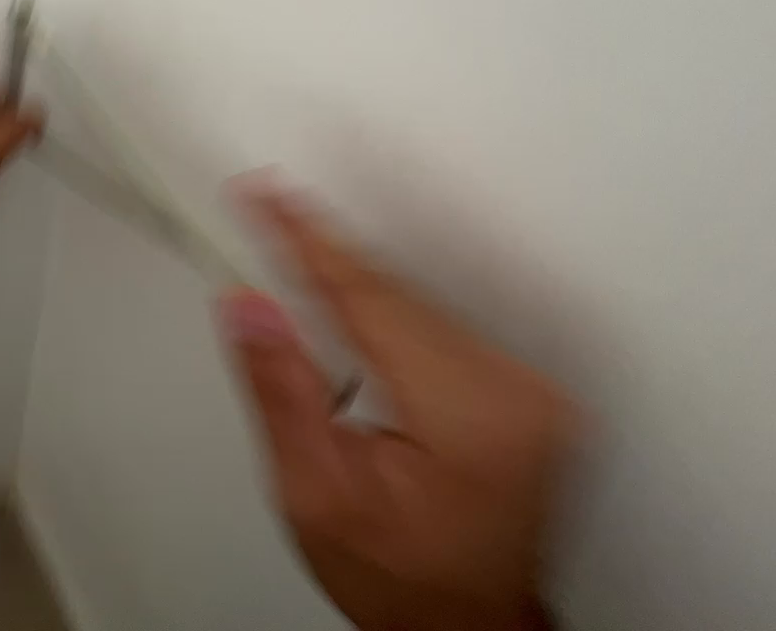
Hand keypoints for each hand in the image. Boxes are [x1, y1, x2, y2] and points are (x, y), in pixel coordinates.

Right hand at [218, 175, 578, 630]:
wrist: (465, 618)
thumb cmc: (398, 573)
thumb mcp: (315, 494)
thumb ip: (282, 392)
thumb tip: (249, 308)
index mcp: (464, 414)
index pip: (365, 296)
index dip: (304, 239)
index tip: (262, 197)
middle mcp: (512, 391)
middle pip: (395, 285)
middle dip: (324, 234)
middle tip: (267, 188)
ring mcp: (526, 385)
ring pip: (422, 286)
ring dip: (363, 237)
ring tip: (316, 191)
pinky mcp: (520, 383)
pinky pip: (449, 301)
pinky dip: (401, 261)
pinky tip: (384, 222)